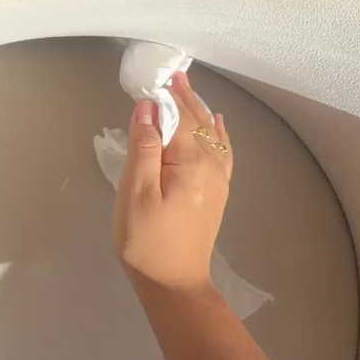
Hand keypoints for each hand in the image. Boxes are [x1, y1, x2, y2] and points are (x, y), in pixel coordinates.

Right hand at [113, 70, 232, 292]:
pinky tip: (217, 124)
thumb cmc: (147, 239)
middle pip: (200, 122)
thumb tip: (150, 107)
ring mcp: (219, 181)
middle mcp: (212, 166)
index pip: (182, 117)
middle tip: (172, 74)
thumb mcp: (136, 191)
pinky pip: (222, 151)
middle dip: (186, 97)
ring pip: (212, 135)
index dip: (169, 95)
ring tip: (187, 91)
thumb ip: (145, 146)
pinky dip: (218, 132)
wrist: (173, 284)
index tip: (157, 74)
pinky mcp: (217, 193)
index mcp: (192, 162)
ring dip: (199, 111)